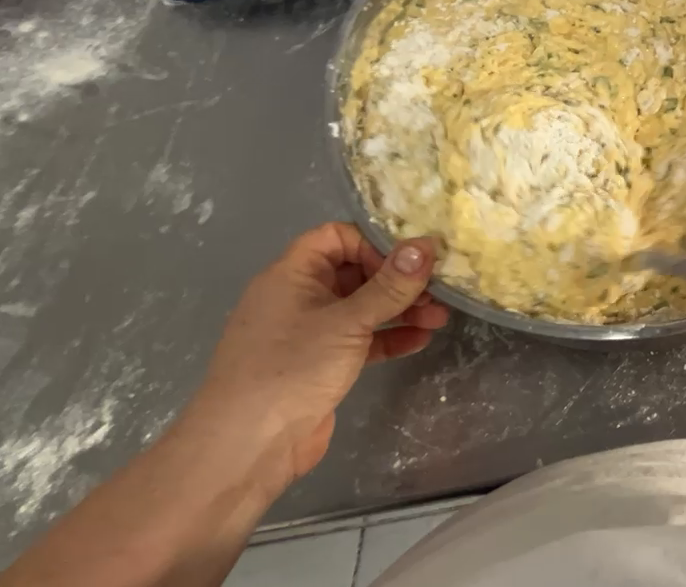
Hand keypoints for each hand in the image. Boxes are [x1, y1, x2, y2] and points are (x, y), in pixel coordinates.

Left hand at [187, 222, 449, 489]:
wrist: (246, 449)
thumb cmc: (291, 369)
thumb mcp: (348, 321)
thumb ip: (391, 284)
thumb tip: (427, 243)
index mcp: (292, 276)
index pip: (336, 237)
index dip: (374, 241)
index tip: (410, 259)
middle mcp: (299, 298)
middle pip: (357, 271)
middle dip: (400, 279)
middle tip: (439, 288)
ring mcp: (310, 333)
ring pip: (364, 306)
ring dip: (402, 309)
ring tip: (440, 317)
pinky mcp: (321, 363)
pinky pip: (363, 338)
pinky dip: (391, 336)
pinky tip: (421, 341)